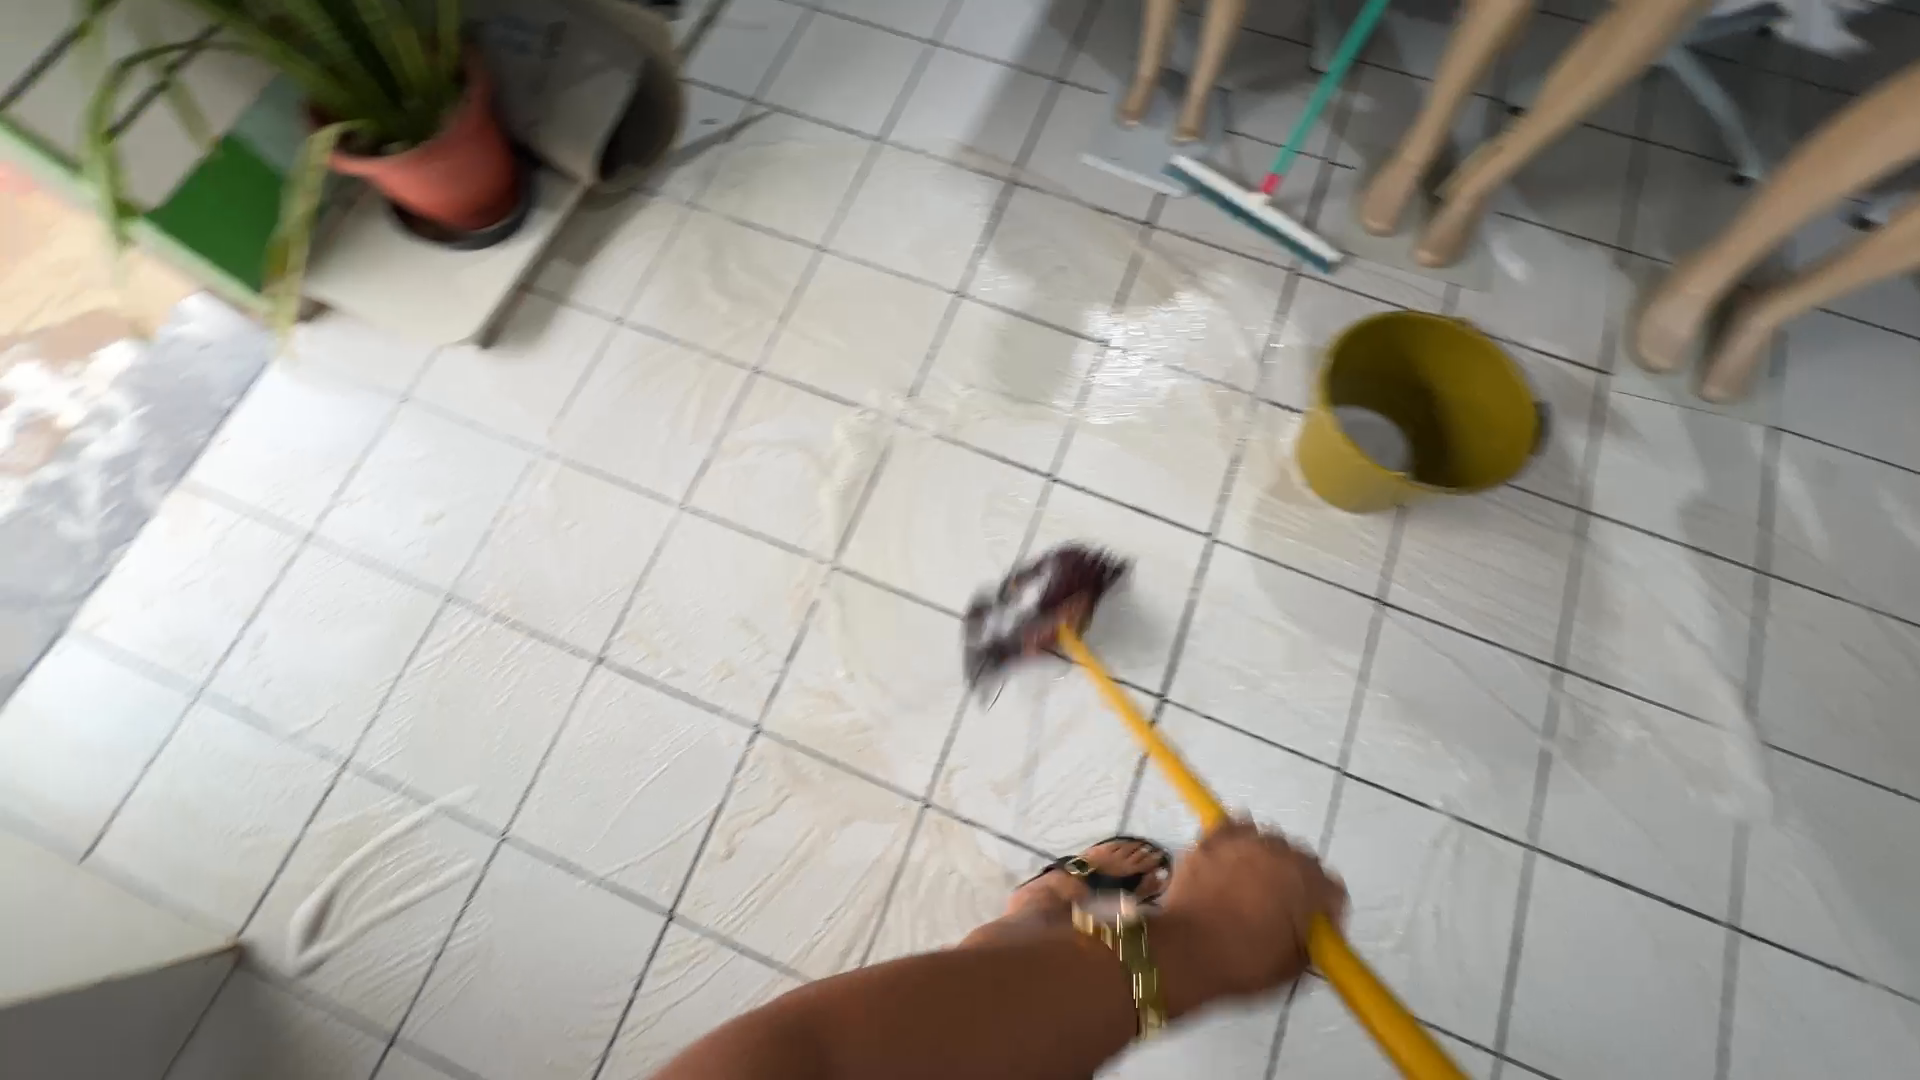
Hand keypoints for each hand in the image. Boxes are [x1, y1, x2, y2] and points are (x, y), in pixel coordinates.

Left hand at [1159, 819, 1346, 1000]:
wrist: (1186, 947)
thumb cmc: (1245, 961)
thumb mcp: (1294, 964)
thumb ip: (1312, 940)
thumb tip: (1311, 930)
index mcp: (1305, 882)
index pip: (1332, 889)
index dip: (1327, 911)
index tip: (1317, 930)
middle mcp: (1278, 851)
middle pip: (1301, 860)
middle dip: (1299, 882)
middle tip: (1285, 909)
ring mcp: (1242, 839)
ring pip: (1268, 840)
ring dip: (1268, 859)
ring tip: (1254, 885)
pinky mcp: (1210, 837)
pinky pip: (1233, 827)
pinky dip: (1237, 839)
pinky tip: (1232, 859)